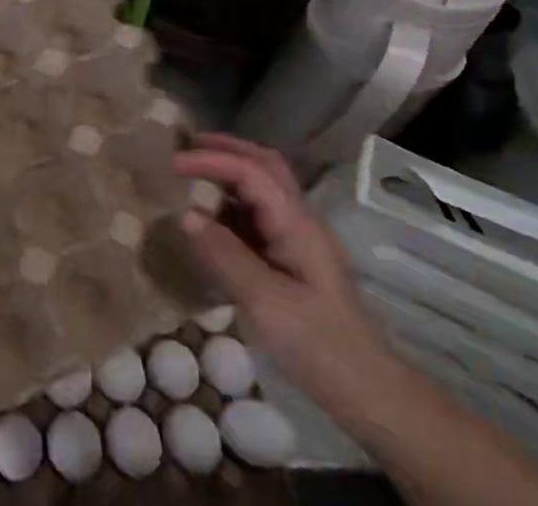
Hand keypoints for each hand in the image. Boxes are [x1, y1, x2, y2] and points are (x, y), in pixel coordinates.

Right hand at [173, 133, 396, 406]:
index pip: (252, 172)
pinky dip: (226, 202)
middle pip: (265, 166)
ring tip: (185, 173)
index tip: (171, 163)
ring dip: (225, 172)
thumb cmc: (318, 344)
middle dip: (224, 149)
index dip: (211, 160)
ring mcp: (296, 240)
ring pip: (261, 188)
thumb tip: (186, 215)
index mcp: (297, 225)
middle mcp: (299, 222)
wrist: (367, 391)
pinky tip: (203, 216)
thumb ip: (224, 254)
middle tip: (181, 146)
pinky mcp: (288, 259)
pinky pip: (254, 216)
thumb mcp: (265, 301)